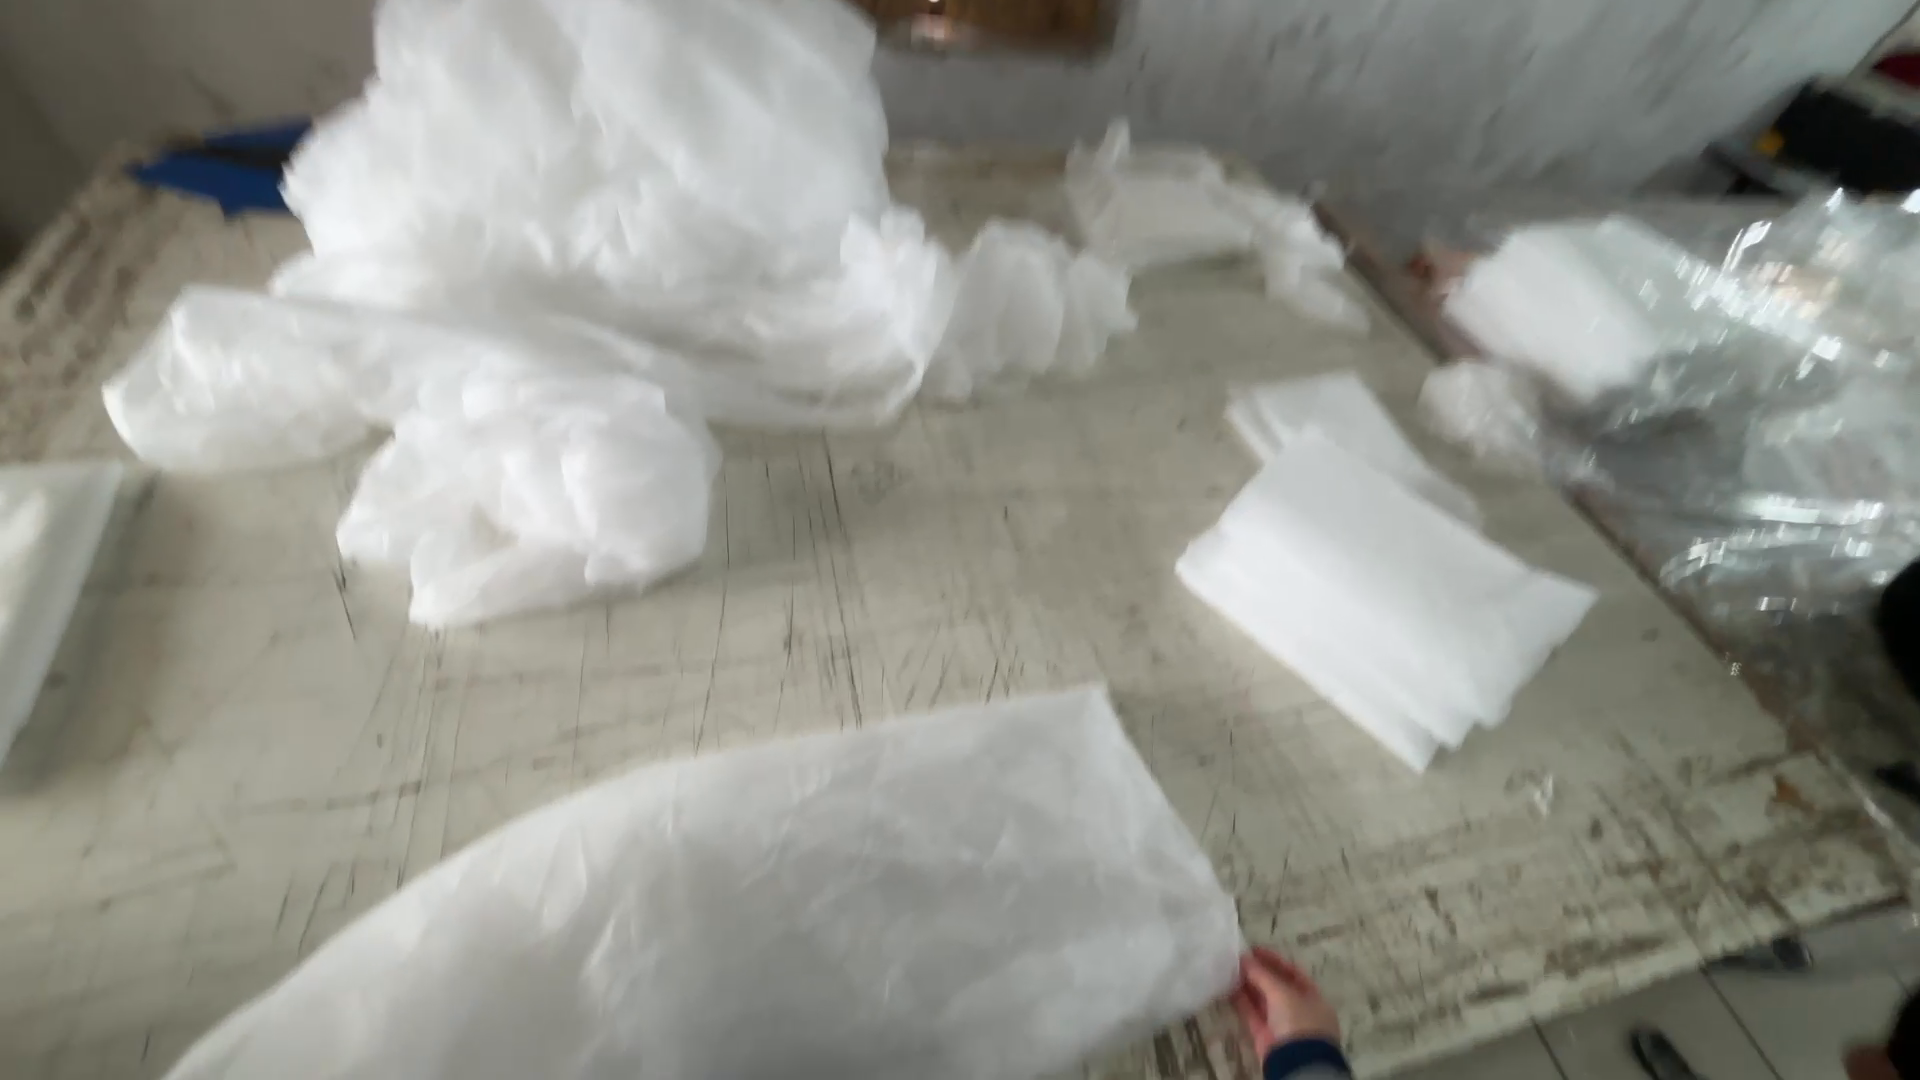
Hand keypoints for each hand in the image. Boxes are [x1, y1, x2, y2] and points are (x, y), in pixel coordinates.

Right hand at [1231, 947, 1341, 1061]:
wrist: (1296, 1063)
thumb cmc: (1298, 1021)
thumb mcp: (1282, 992)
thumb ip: (1262, 974)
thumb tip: (1244, 957)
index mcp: (1312, 998)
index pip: (1292, 973)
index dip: (1273, 959)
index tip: (1254, 949)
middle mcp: (1298, 1009)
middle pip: (1276, 985)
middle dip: (1258, 971)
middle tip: (1238, 957)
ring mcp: (1281, 1023)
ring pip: (1262, 999)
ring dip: (1247, 984)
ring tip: (1229, 968)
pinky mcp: (1265, 1034)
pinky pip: (1252, 1012)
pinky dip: (1241, 1000)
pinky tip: (1228, 986)